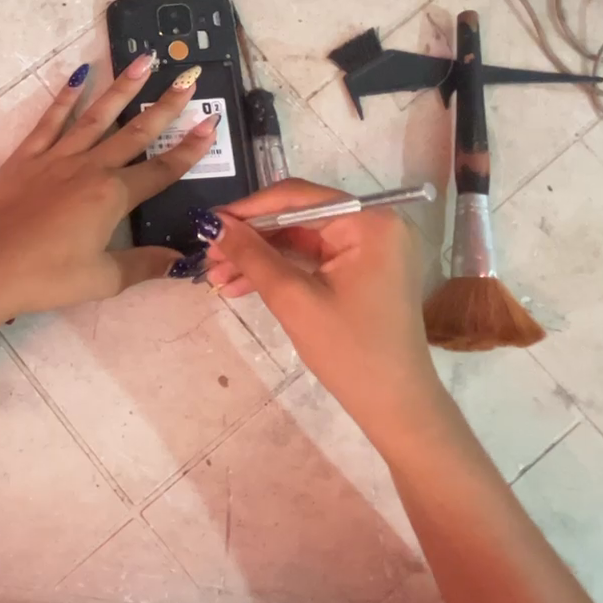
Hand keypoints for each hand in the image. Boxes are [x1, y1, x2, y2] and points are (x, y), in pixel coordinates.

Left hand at [0, 53, 215, 324]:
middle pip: (134, 133)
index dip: (189, 149)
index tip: (211, 123)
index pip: (161, 170)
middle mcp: (89, 168)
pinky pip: (49, 120)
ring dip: (122, 88)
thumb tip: (183, 259)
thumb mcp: (102, 279)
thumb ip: (144, 264)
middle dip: (165, 107)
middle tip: (187, 79)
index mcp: (112, 197)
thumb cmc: (47, 277)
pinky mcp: (26, 156)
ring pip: (96, 116)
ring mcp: (55, 158)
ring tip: (143, 61)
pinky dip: (65, 97)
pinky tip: (79, 75)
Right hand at [200, 180, 442, 429]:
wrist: (394, 404)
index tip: (207, 225)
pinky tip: (239, 286)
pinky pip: (308, 260)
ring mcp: (367, 250)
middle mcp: (373, 226)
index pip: (296, 198)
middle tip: (209, 257)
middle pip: (294, 217)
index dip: (247, 209)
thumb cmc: (349, 349)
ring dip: (256, 257)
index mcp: (369, 223)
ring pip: (296, 240)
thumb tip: (210, 223)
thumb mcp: (292, 297)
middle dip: (249, 238)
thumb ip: (250, 254)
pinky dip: (275, 271)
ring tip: (216, 278)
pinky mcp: (359, 271)